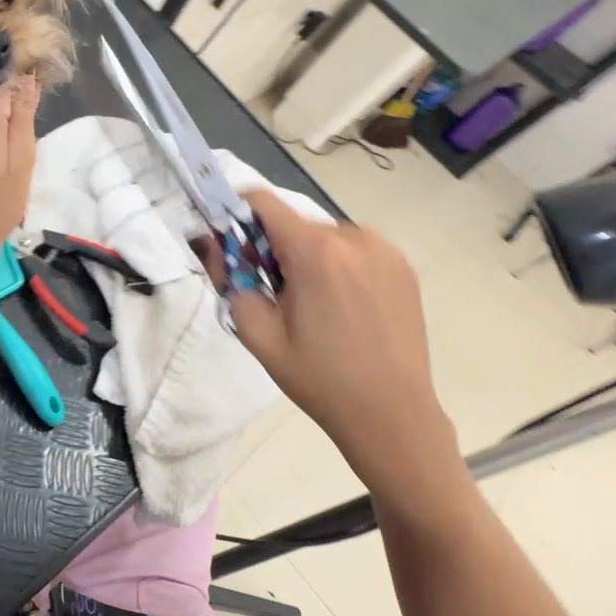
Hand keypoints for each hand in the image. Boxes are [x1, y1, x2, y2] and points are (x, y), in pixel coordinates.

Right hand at [205, 192, 456, 489]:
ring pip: (324, 237)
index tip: (227, 241)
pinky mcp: (402, 265)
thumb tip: (212, 244)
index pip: (263, 202)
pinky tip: (341, 308)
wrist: (391, 413)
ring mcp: (384, 249)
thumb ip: (229, 279)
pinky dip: (337, 266)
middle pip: (294, 223)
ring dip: (307, 257)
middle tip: (270, 292)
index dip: (236, 213)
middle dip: (272, 247)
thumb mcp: (258, 334)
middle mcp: (354, 237)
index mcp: (315, 252)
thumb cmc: (318, 378)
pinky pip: (354, 250)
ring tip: (311, 306)